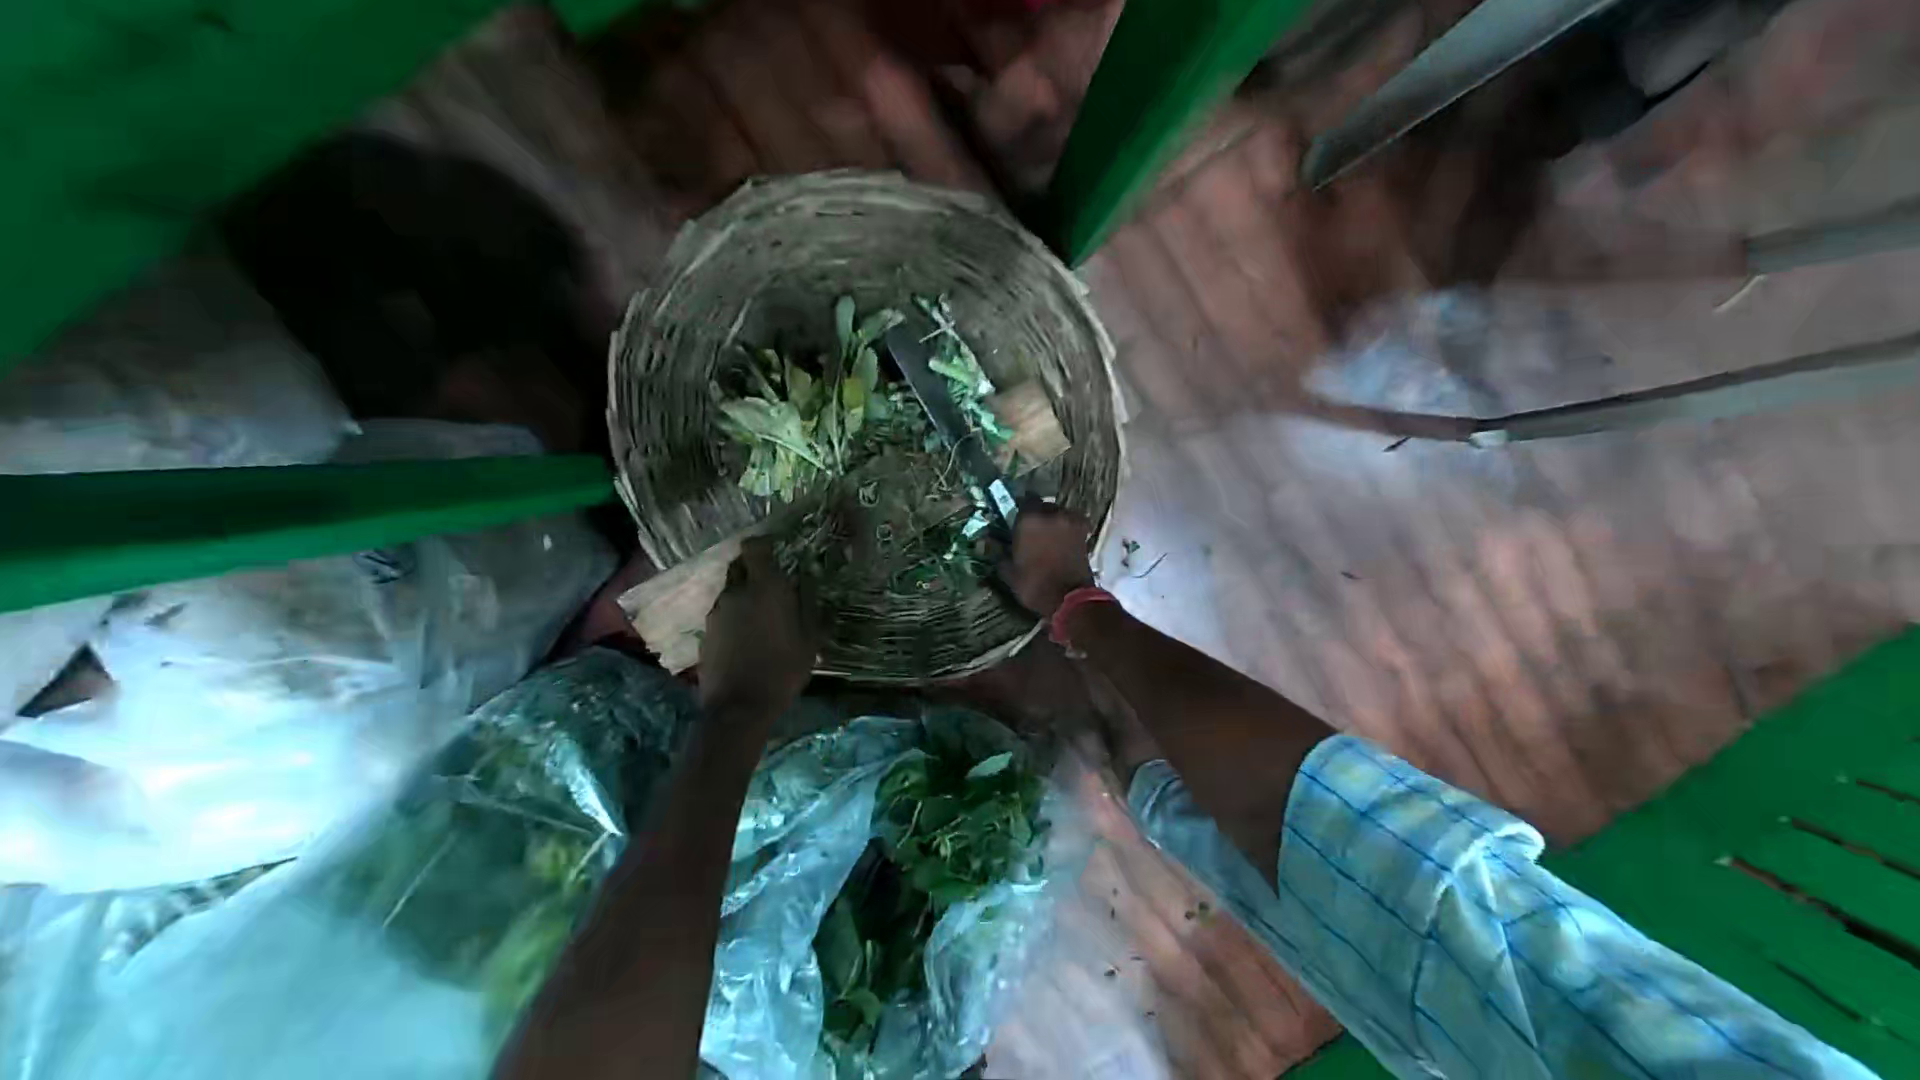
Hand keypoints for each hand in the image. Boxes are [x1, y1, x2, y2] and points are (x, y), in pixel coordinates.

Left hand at [699, 538, 815, 713]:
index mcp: (765, 588)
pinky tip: (747, 638)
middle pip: (739, 567)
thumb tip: (807, 588)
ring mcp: (717, 613)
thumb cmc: (782, 669)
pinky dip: (734, 618)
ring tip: (761, 617)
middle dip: (753, 570)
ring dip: (744, 597)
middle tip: (771, 585)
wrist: (739, 707)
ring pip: (731, 593)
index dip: (764, 545)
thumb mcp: (809, 641)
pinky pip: (723, 615)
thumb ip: (808, 609)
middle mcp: (736, 593)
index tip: (775, 550)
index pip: (755, 548)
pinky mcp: (706, 634)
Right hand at [1001, 502, 1094, 616]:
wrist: (1070, 599)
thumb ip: (999, 552)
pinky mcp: (1084, 532)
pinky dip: (1067, 529)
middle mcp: (1051, 514)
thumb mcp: (1008, 571)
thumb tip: (990, 542)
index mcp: (1029, 519)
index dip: (1020, 509)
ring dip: (1053, 522)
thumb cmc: (1034, 584)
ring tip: (1048, 538)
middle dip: (1038, 515)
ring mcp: (1071, 521)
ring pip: (1059, 513)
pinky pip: (1072, 523)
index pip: (1023, 500)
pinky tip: (1062, 541)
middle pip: (1043, 506)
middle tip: (1032, 531)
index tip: (1016, 520)